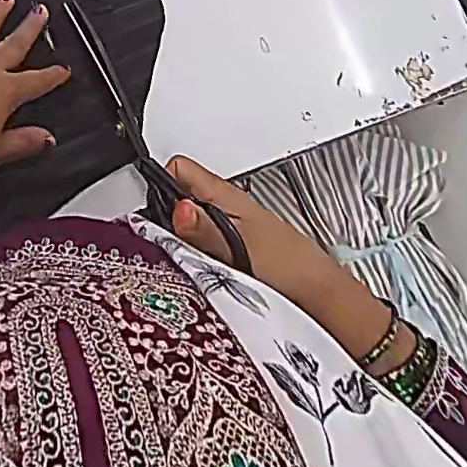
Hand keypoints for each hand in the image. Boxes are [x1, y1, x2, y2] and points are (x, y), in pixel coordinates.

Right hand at [165, 156, 405, 367]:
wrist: (321, 298)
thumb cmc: (289, 268)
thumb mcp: (238, 250)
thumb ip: (205, 230)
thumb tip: (177, 209)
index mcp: (225, 196)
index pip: (178, 169)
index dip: (158, 183)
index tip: (146, 211)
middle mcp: (225, 206)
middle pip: (179, 194)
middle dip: (163, 213)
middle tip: (158, 241)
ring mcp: (229, 226)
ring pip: (189, 219)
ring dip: (178, 236)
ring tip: (178, 259)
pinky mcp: (232, 247)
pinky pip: (201, 239)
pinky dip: (192, 251)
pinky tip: (196, 271)